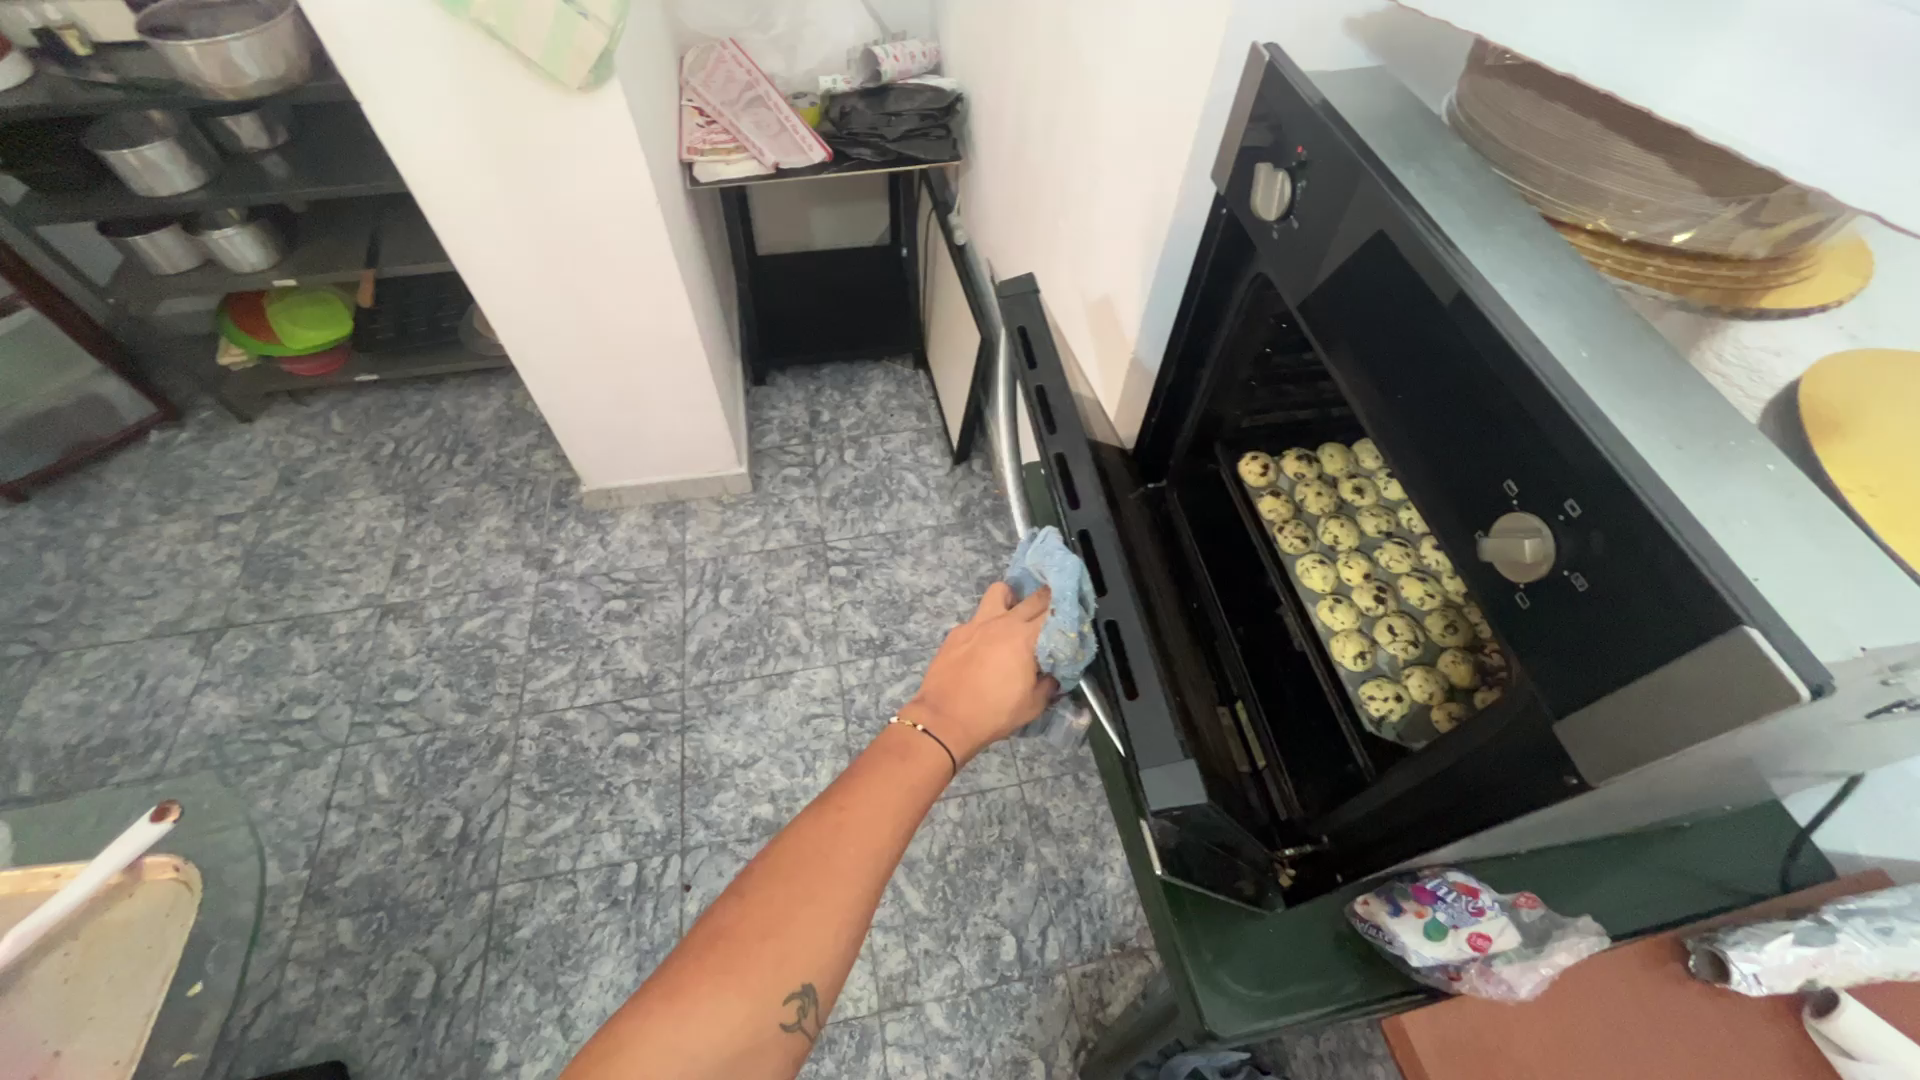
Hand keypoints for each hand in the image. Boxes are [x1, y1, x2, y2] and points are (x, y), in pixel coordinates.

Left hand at [902, 583, 1057, 762]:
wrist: (945, 719)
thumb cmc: (994, 713)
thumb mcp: (1034, 705)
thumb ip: (1049, 683)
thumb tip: (1054, 673)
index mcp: (1026, 637)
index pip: (1055, 612)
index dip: (1068, 612)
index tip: (1073, 618)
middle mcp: (1003, 622)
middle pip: (1034, 597)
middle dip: (1048, 600)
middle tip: (1053, 612)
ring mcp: (977, 623)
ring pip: (999, 592)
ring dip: (1012, 598)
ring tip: (1014, 615)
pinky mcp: (957, 631)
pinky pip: (977, 618)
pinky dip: (986, 625)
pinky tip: (984, 645)